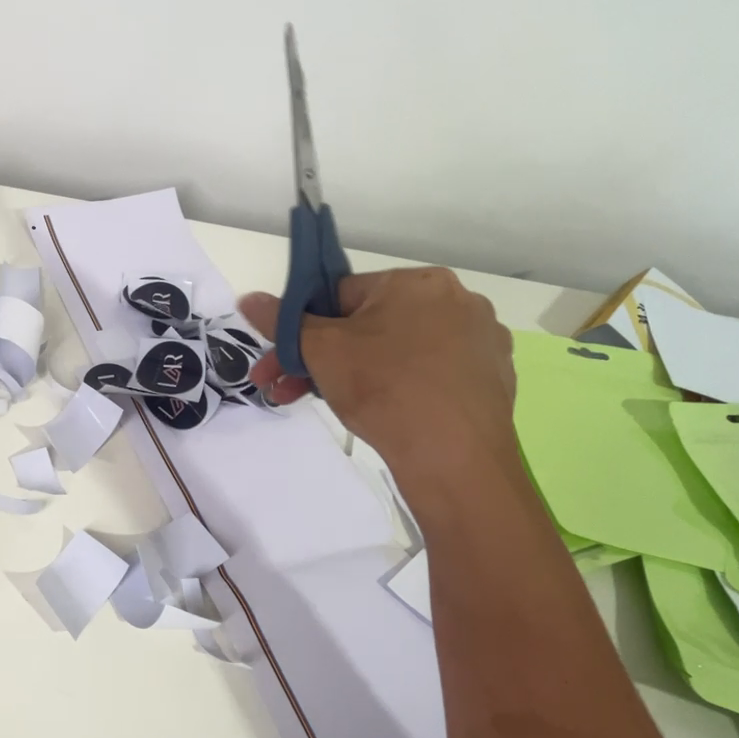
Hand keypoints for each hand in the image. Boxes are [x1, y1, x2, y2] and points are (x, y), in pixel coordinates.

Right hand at [237, 268, 516, 464]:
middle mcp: (457, 300)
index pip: (338, 295)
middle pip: (365, 325)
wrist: (453, 454)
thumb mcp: (317, 349)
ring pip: (393, 350)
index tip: (282, 358)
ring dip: (351, 372)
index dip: (303, 327)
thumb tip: (249, 298)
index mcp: (417, 282)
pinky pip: (426, 371)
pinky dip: (395, 385)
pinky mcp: (490, 376)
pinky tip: (376, 411)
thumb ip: (280, 320)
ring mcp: (479, 340)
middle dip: (320, 357)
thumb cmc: (382, 386)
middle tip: (286, 387)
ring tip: (323, 403)